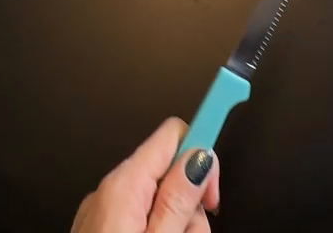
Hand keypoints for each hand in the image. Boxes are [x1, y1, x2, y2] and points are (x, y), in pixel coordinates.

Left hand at [71, 118, 220, 232]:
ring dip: (179, 228)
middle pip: (173, 171)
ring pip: (161, 202)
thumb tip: (200, 157)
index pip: (173, 134)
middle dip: (193, 204)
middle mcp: (109, 191)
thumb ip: (179, 201)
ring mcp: (103, 214)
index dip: (203, 137)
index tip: (228, 111)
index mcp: (123, 186)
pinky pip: (143, 220)